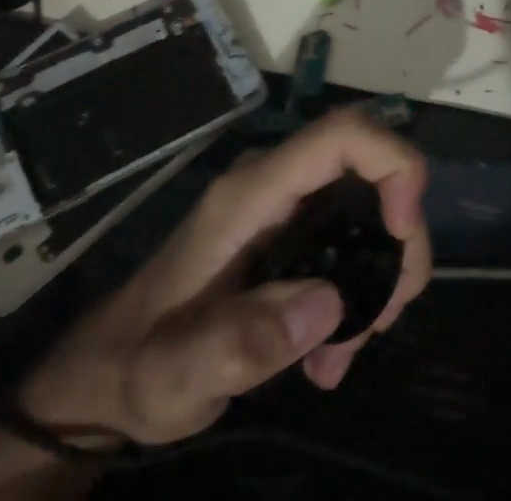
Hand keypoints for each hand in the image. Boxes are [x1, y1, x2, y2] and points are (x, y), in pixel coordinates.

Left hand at [15, 108, 430, 445]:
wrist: (108, 374)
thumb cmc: (135, 366)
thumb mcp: (175, 375)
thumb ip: (238, 343)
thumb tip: (327, 304)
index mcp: (249, 197)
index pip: (341, 136)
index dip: (393, 164)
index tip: (402, 234)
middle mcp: (272, 187)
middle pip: (372, 176)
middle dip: (397, 247)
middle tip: (378, 324)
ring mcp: (283, 209)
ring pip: (370, 214)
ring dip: (380, 280)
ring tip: (344, 353)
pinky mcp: (290, 236)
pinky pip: (352, 242)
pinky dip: (361, 292)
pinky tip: (331, 350)